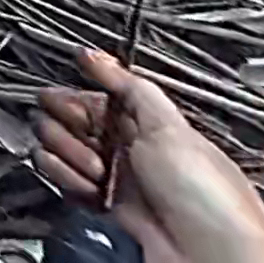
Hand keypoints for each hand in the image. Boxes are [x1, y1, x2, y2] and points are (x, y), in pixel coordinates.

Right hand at [35, 49, 263, 262]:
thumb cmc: (213, 208)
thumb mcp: (175, 133)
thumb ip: (131, 87)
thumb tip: (93, 55)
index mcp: (142, 128)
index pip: (83, 94)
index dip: (74, 99)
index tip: (83, 112)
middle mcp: (120, 148)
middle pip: (58, 114)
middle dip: (65, 128)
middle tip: (94, 146)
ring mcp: (105, 175)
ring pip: (49, 141)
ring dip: (66, 155)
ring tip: (98, 175)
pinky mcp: (91, 200)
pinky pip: (51, 171)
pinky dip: (63, 176)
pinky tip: (88, 188)